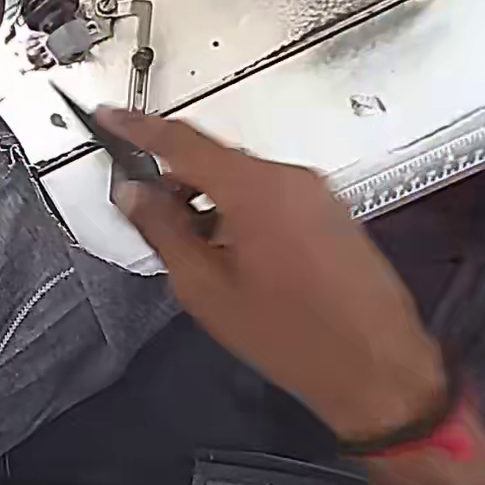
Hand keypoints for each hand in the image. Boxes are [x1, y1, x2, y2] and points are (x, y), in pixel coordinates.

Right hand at [99, 108, 444, 441]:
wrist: (376, 369)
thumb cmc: (286, 334)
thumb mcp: (204, 286)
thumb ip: (162, 230)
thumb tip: (133, 193)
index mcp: (256, 190)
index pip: (182, 142)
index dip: (138, 127)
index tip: (108, 115)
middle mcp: (291, 178)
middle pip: (212, 159)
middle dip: (171, 179)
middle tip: (143, 212)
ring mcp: (315, 193)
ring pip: (239, 178)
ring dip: (203, 199)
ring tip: (186, 245)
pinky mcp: (328, 211)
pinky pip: (266, 193)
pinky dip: (233, 209)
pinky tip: (225, 251)